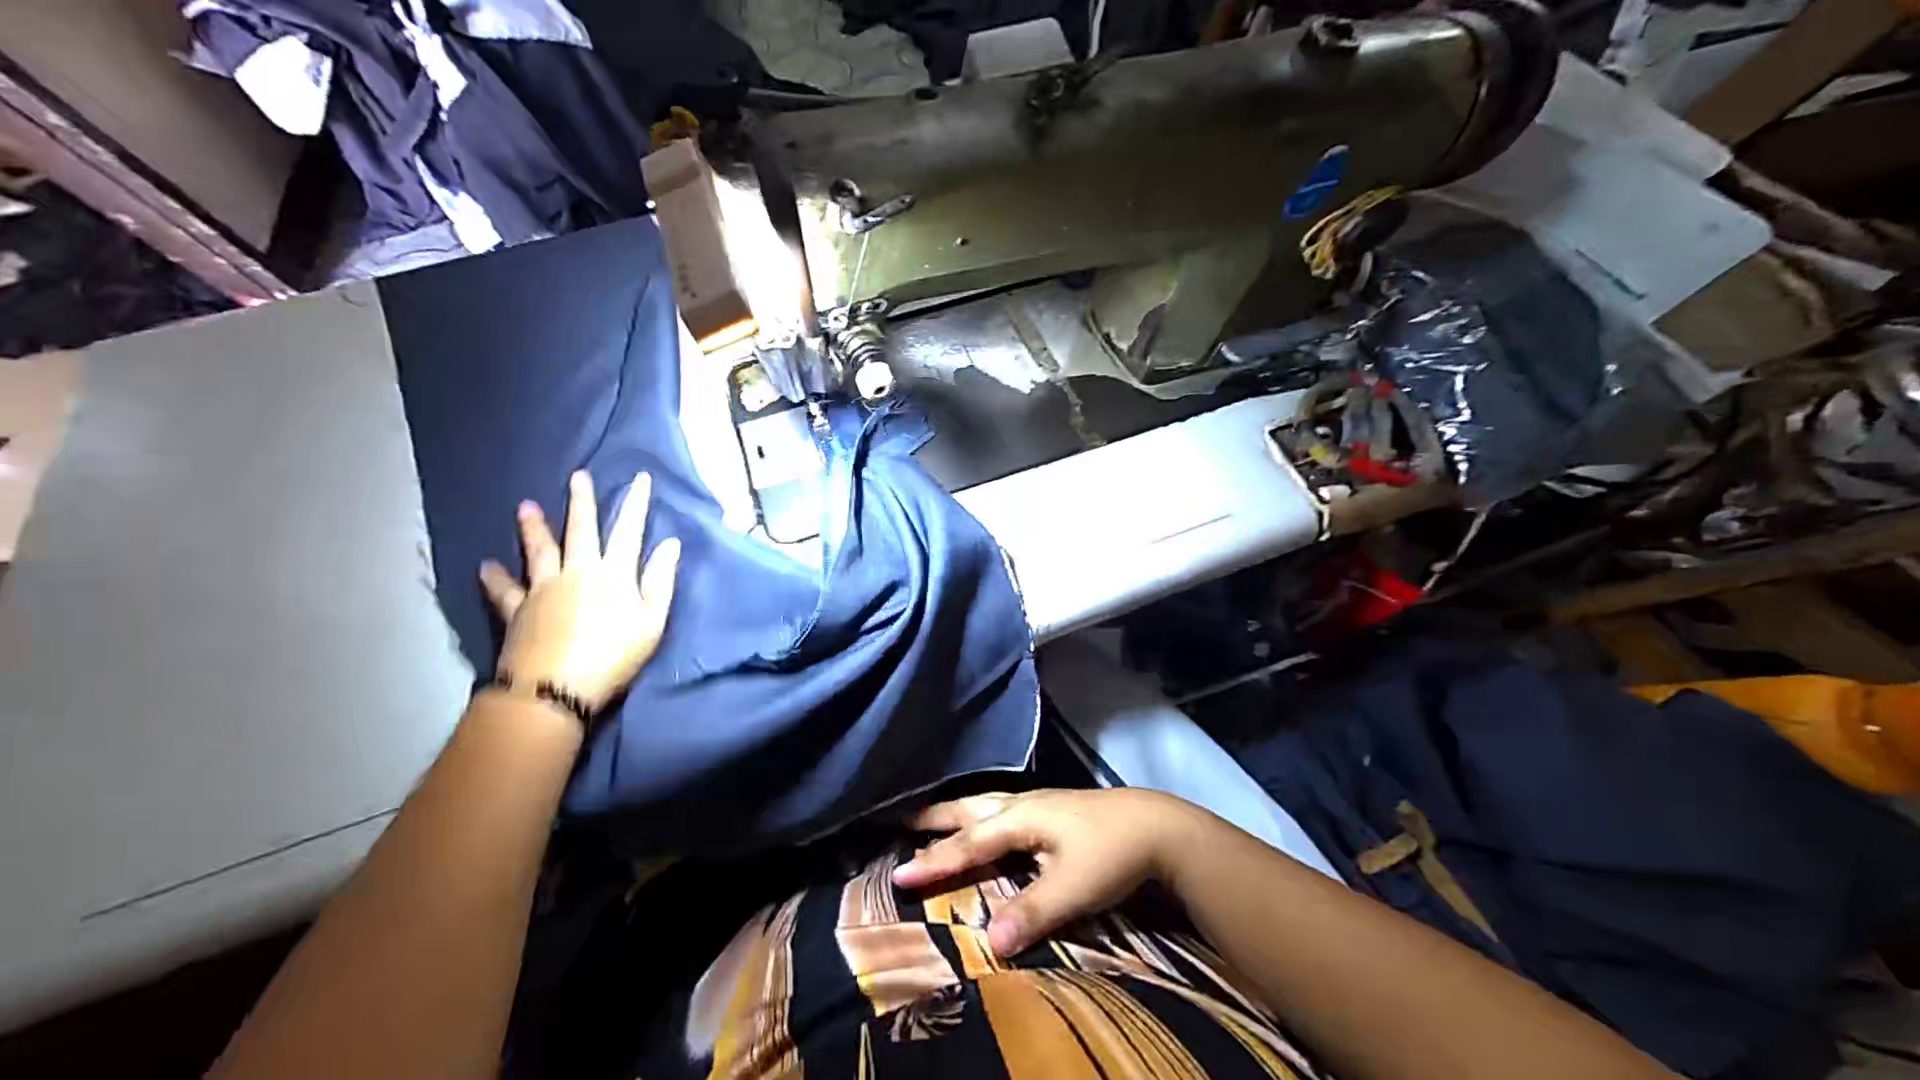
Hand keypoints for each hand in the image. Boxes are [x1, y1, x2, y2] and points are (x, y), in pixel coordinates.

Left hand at [479, 470, 681, 711]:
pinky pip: (505, 589)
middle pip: (581, 530)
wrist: (554, 688)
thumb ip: (660, 581)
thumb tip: (669, 544)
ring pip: (539, 550)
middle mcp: (577, 572)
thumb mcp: (652, 622)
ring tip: (525, 506)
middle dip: (582, 502)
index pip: (628, 531)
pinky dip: (496, 577)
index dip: (635, 504)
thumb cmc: (613, 656)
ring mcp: (543, 589)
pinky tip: (486, 565)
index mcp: (613, 574)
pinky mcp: (518, 610)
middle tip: (578, 476)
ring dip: (534, 527)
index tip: (639, 478)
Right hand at [891, 788, 1213, 956]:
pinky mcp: (1057, 807)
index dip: (933, 860)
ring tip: (935, 813)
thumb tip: (989, 942)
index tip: (897, 873)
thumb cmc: (1113, 854)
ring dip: (958, 810)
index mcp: (1022, 820)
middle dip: (936, 819)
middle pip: (971, 810)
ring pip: (988, 802)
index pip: (969, 844)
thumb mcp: (1074, 888)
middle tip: (902, 820)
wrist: (1159, 826)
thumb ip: (1032, 912)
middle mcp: (1025, 805)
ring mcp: (1042, 802)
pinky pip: (1004, 805)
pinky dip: (983, 810)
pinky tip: (992, 817)